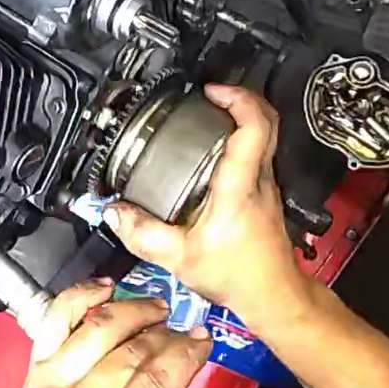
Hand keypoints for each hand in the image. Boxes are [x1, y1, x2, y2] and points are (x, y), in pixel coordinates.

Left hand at [0, 281, 222, 387]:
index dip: (184, 356)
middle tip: (189, 332)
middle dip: (168, 335)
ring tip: (160, 310)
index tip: (205, 341)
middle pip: (128, 355)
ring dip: (135, 310)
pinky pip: (56, 318)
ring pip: (96, 329)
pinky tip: (110, 287)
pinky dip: (82, 295)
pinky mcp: (35, 371)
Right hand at [105, 84, 317, 332]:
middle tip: (210, 94)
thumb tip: (115, 211)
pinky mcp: (266, 192)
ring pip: (266, 134)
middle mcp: (259, 177)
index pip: (254, 126)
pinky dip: (241, 136)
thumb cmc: (237, 276)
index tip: (210, 92)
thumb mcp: (180, 258)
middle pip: (267, 120)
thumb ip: (143, 234)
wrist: (273, 295)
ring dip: (242, 115)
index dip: (236, 99)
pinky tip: (215, 146)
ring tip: (209, 113)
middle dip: (241, 97)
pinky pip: (259, 150)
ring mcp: (267, 183)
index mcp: (240, 185)